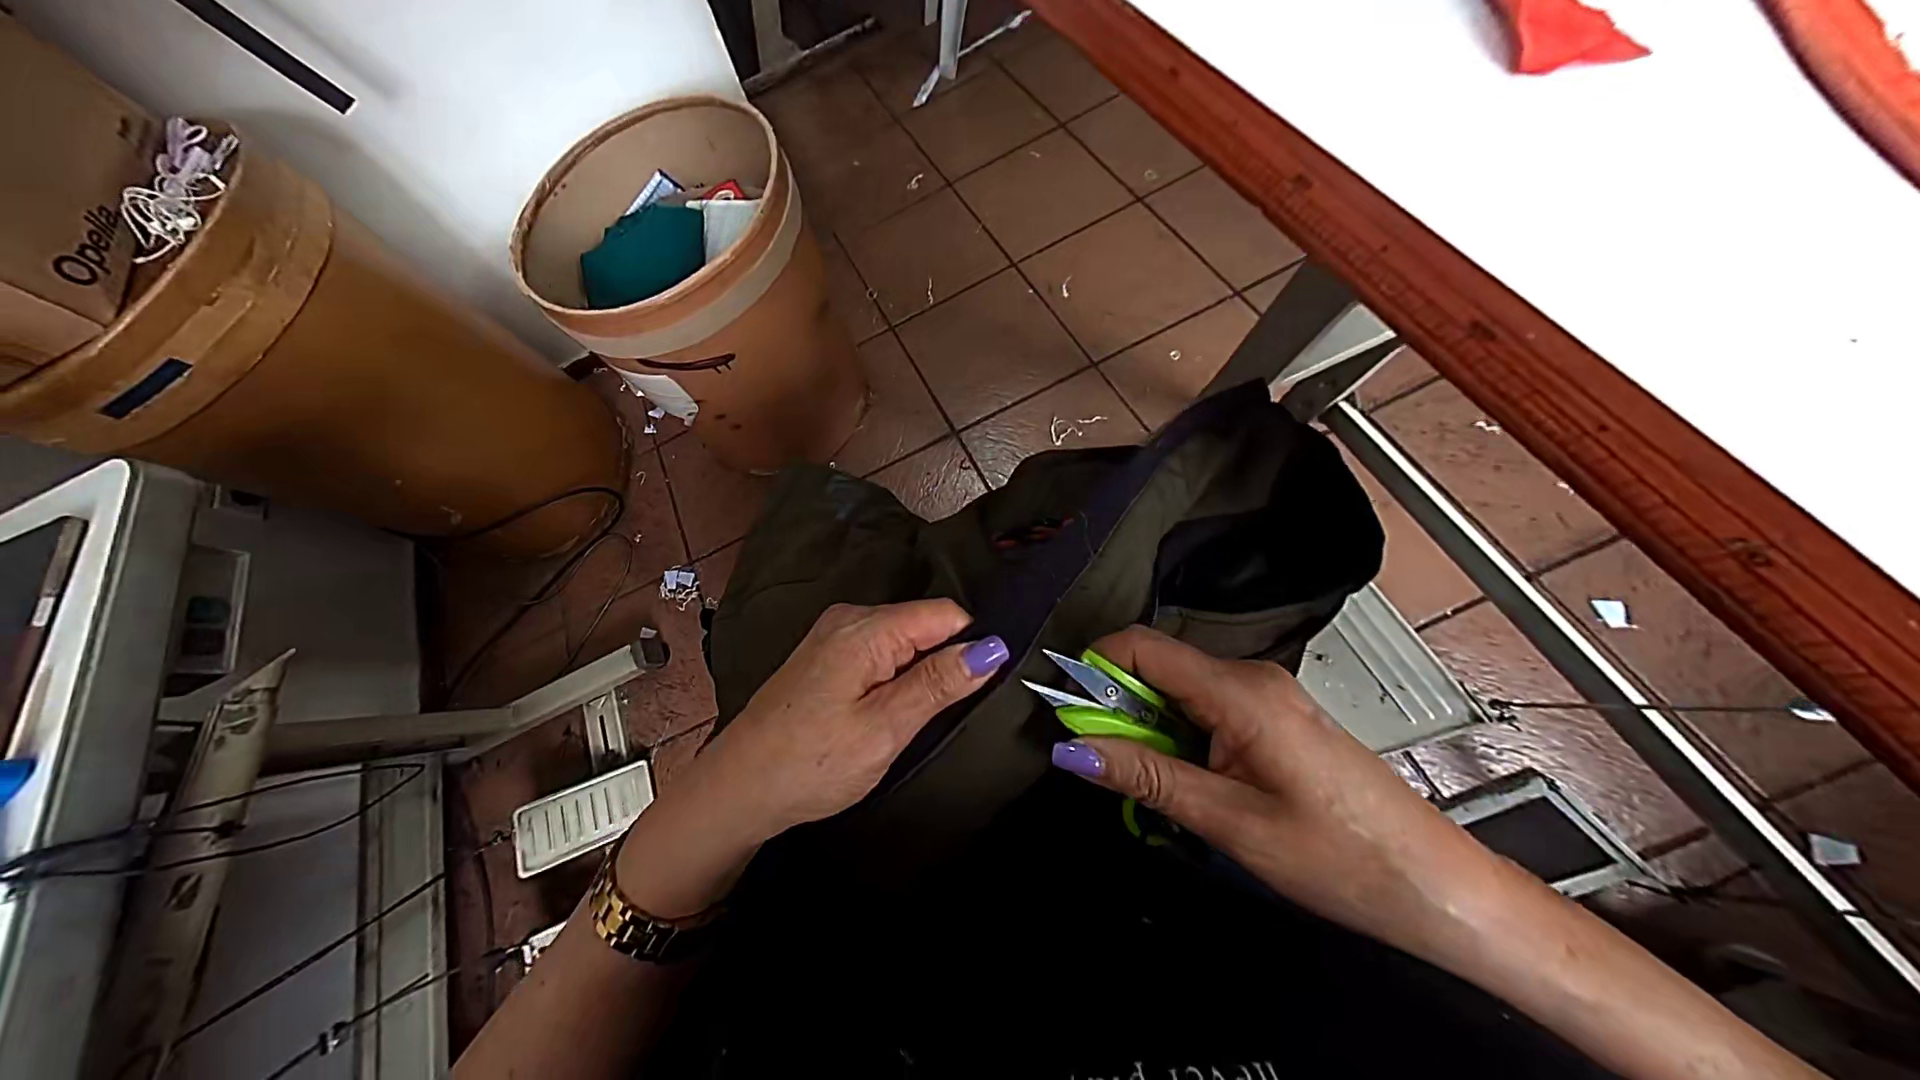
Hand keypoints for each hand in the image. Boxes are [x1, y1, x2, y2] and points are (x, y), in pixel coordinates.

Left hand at [700, 599, 1009, 837]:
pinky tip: (879, 714)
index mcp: (865, 629)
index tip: (971, 690)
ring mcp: (834, 636)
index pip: (946, 614)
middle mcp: (849, 619)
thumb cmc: (808, 763)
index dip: (969, 647)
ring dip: (916, 676)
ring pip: (903, 642)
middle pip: (924, 625)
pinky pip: (879, 653)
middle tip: (930, 716)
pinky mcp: (826, 656)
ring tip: (902, 720)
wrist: (738, 788)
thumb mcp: (884, 728)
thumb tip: (991, 648)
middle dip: (941, 664)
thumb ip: (939, 684)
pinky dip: (892, 679)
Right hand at [1048, 625, 1499, 949]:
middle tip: (1101, 762)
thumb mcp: (1228, 821)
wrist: (1438, 887)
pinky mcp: (1271, 718)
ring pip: (1176, 692)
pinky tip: (1182, 781)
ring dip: (1145, 729)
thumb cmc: (1347, 856)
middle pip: (1154, 668)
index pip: (1140, 647)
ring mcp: (1264, 696)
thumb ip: (1144, 775)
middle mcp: (1252, 679)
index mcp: (1241, 691)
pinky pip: (1203, 710)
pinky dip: (1175, 737)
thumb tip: (1075, 749)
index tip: (1066, 711)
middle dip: (1115, 708)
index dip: (1093, 670)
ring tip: (1146, 784)